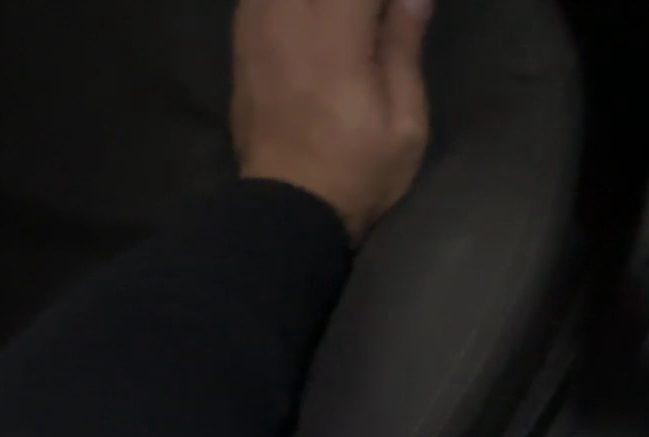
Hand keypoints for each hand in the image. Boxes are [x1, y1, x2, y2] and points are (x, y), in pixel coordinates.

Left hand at [233, 0, 433, 240]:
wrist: (291, 205)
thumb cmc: (359, 171)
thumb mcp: (404, 123)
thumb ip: (405, 47)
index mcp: (336, 28)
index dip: (391, 0)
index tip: (405, 14)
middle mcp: (290, 9)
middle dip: (362, 4)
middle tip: (382, 27)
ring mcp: (258, 16)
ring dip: (330, 7)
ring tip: (354, 31)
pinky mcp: (243, 33)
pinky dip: (297, 7)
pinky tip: (316, 28)